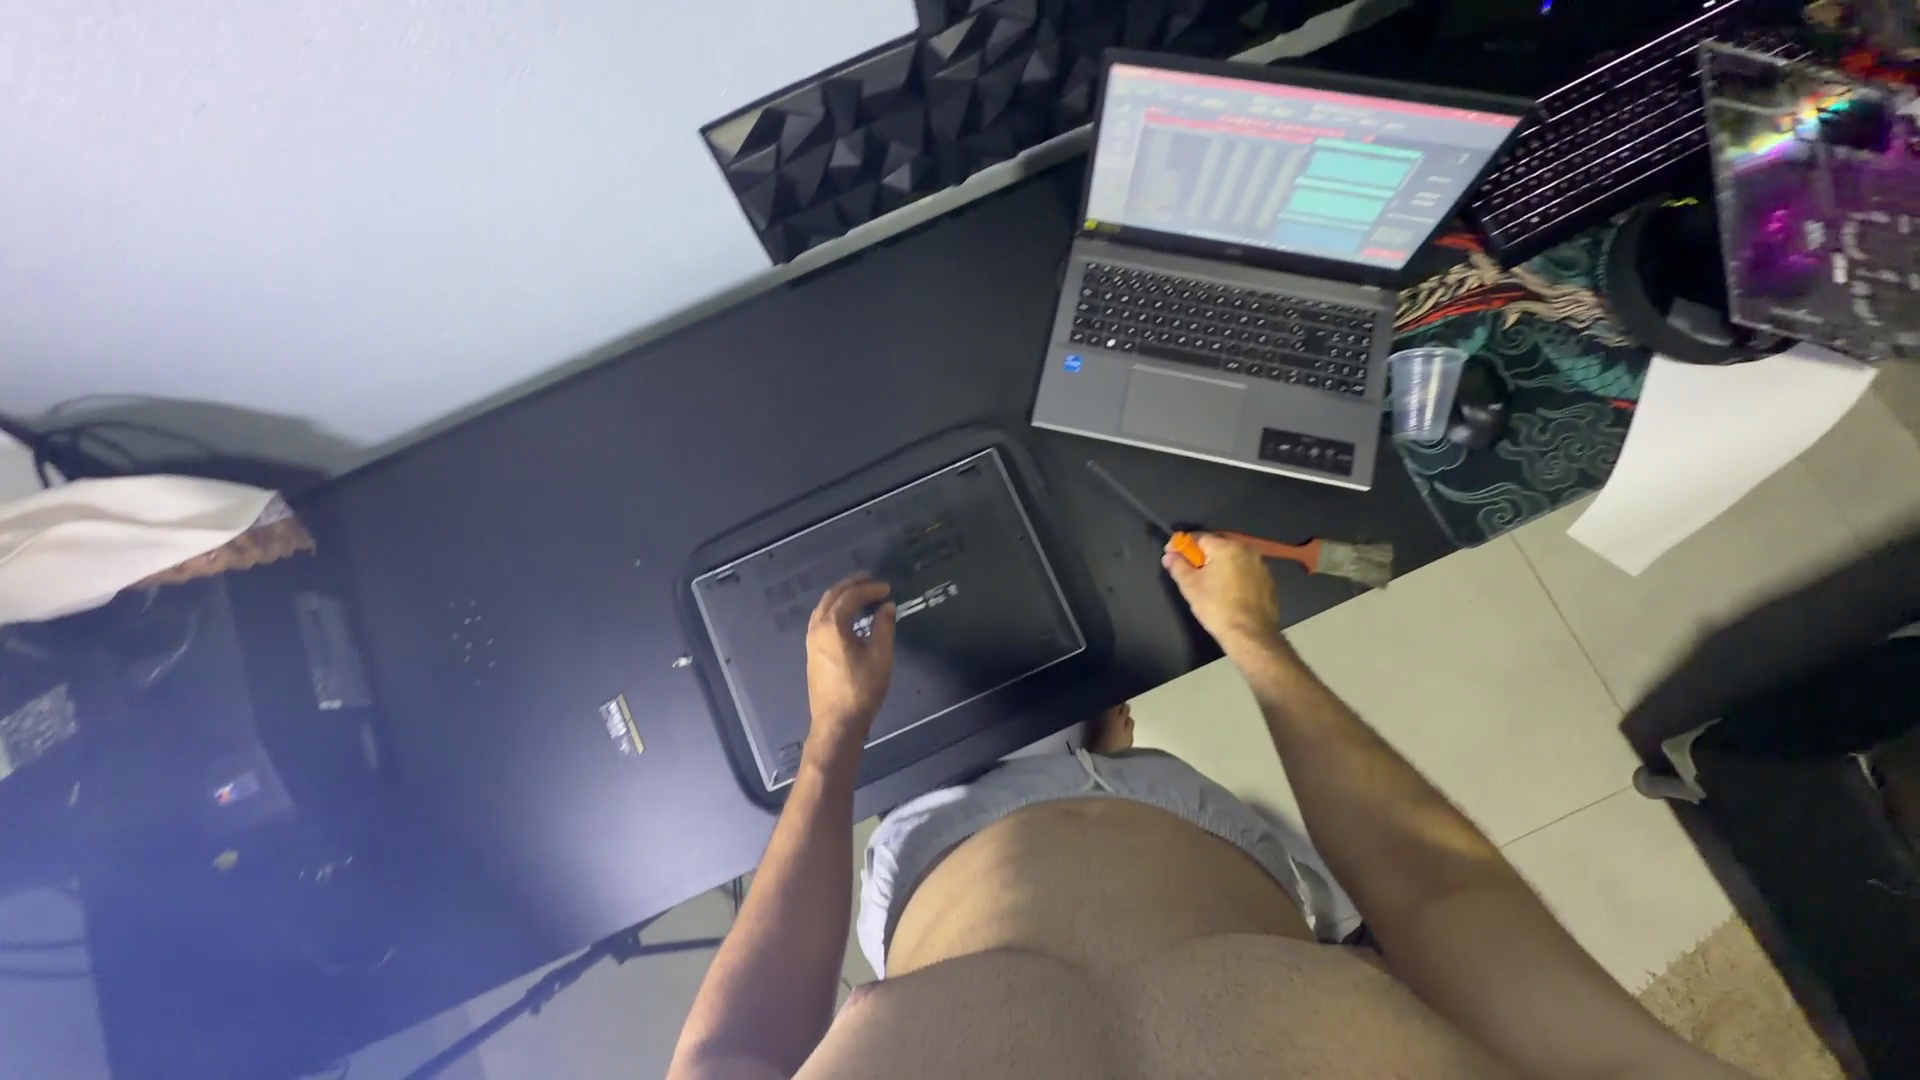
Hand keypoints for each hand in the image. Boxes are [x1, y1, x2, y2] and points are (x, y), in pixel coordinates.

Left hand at [804, 573, 896, 752]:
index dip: (869, 589)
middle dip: (851, 585)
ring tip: (859, 593)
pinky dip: (835, 610)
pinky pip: (821, 620)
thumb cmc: (861, 689)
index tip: (887, 588)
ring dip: (841, 596)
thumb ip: (884, 627)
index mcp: (832, 626)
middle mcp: (817, 628)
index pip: (851, 597)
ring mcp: (811, 641)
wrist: (837, 722)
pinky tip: (847, 616)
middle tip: (869, 579)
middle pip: (832, 597)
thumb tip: (886, 607)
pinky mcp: (812, 653)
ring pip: (823, 608)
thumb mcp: (880, 656)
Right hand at [1162, 533, 1281, 648]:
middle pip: (1217, 546)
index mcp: (1226, 547)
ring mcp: (1260, 565)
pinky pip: (1245, 571)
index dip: (1182, 545)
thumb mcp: (1190, 586)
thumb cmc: (1216, 607)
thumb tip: (1169, 555)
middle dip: (1201, 555)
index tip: (1171, 554)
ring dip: (1219, 565)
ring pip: (1233, 559)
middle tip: (1189, 570)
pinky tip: (1227, 592)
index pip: (1199, 537)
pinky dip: (1234, 576)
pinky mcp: (1268, 581)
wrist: (1250, 634)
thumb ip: (1178, 566)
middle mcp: (1246, 550)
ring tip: (1209, 583)